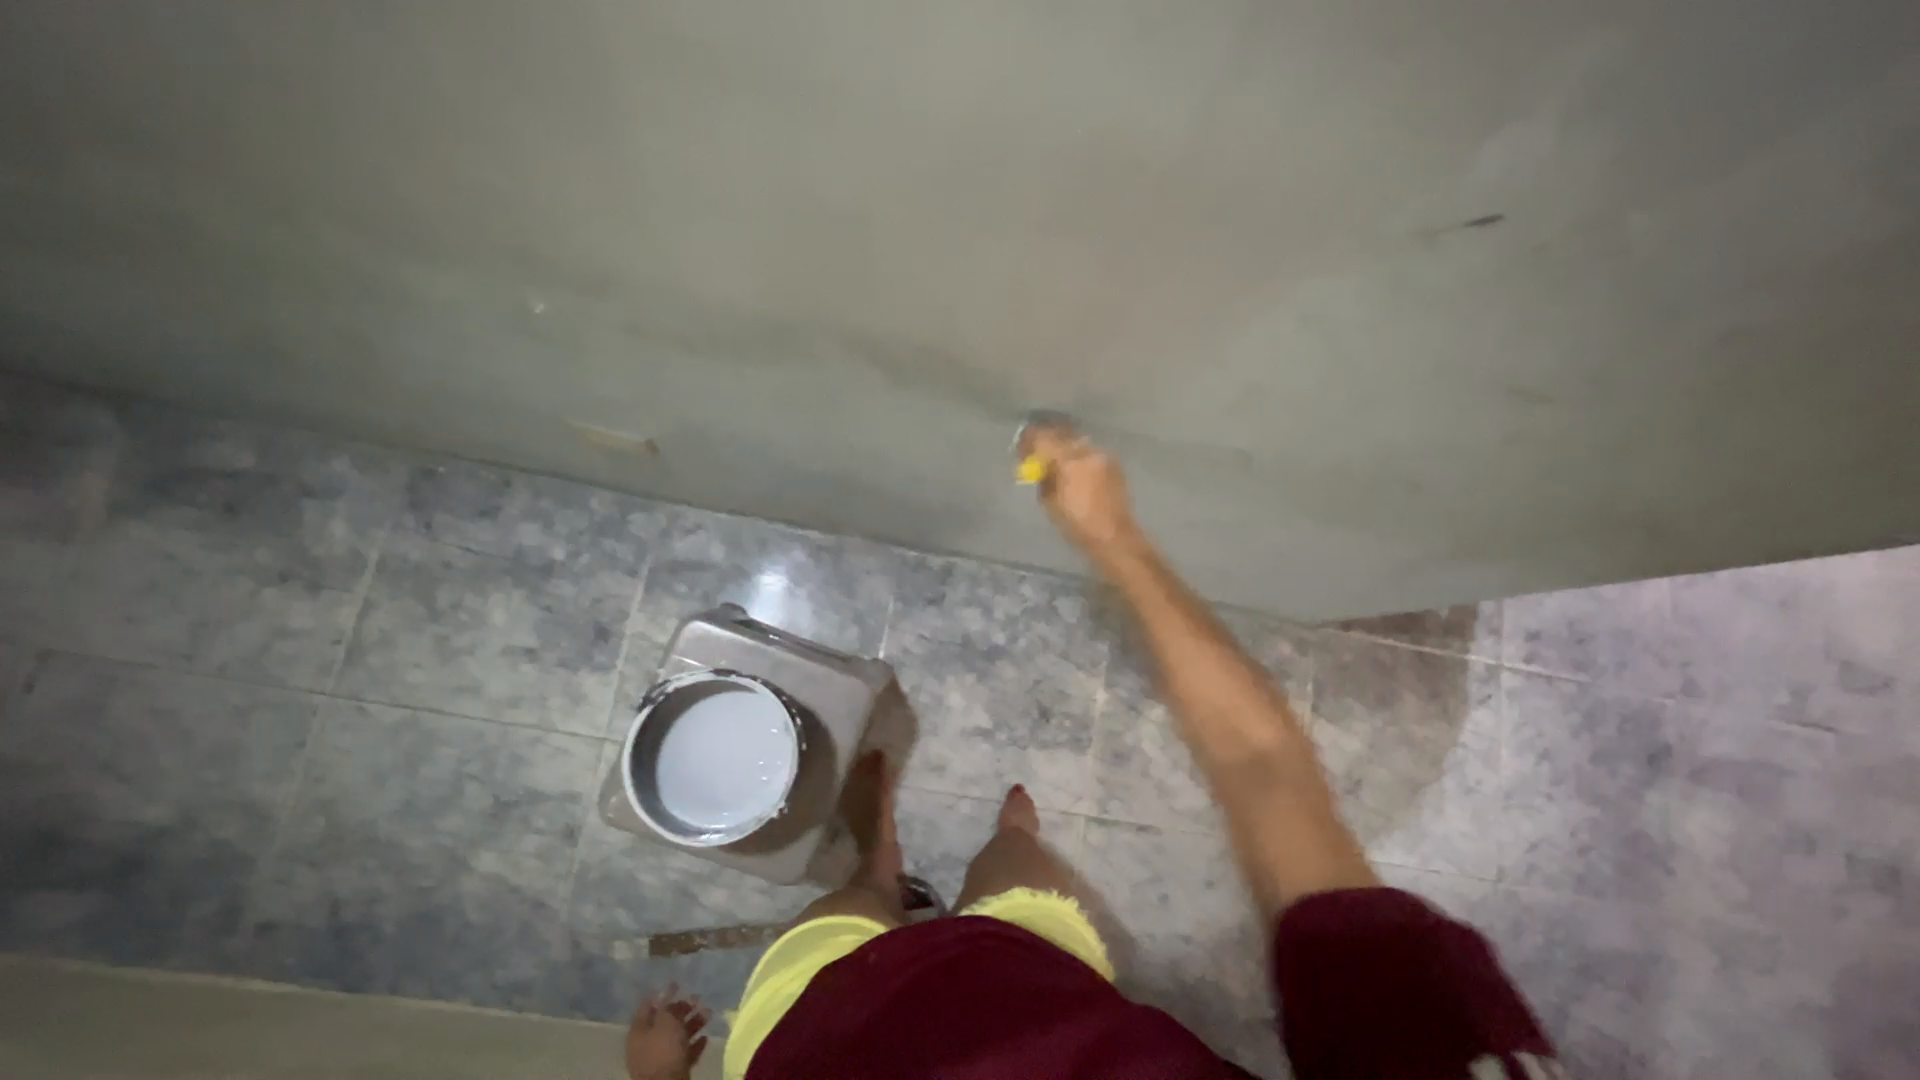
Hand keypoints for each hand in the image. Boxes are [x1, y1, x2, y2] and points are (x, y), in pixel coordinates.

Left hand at [625, 986, 711, 1079]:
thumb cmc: (664, 1049)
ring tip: (709, 1014)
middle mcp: (646, 1043)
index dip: (662, 994)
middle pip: (665, 1021)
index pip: (647, 1006)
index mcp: (639, 1030)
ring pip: (677, 1036)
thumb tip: (667, 991)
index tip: (677, 983)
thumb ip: (667, 1006)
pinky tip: (705, 1038)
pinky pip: (683, 1053)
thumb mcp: (666, 1021)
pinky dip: (694, 1044)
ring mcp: (658, 1058)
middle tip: (698, 998)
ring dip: (693, 1024)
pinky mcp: (671, 1070)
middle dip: (683, 1009)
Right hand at [1020, 425, 1139, 557]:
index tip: (1021, 448)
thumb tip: (1041, 466)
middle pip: (1062, 434)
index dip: (1029, 439)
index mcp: (1070, 461)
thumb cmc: (1077, 524)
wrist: (1114, 536)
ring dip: (1064, 448)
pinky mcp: (1114, 464)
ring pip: (1077, 442)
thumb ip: (1044, 478)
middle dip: (1048, 440)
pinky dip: (1079, 456)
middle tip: (1037, 452)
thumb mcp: (1050, 503)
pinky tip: (1075, 470)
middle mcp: (1088, 452)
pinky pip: (1090, 452)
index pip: (1043, 438)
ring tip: (1057, 462)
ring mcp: (1103, 456)